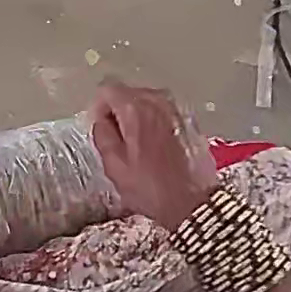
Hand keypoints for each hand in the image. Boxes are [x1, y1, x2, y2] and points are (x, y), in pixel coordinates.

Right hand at [91, 80, 218, 229]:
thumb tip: (101, 120)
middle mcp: (158, 100)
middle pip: (129, 93)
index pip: (107, 88)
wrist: (192, 203)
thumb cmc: (151, 187)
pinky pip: (163, 113)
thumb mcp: (113, 164)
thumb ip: (102, 133)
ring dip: (137, 117)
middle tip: (117, 140)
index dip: (98, 106)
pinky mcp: (190, 120)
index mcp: (135, 108)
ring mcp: (177, 109)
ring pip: (147, 102)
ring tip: (137, 146)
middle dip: (118, 111)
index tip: (99, 125)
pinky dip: (155, 123)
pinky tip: (156, 147)